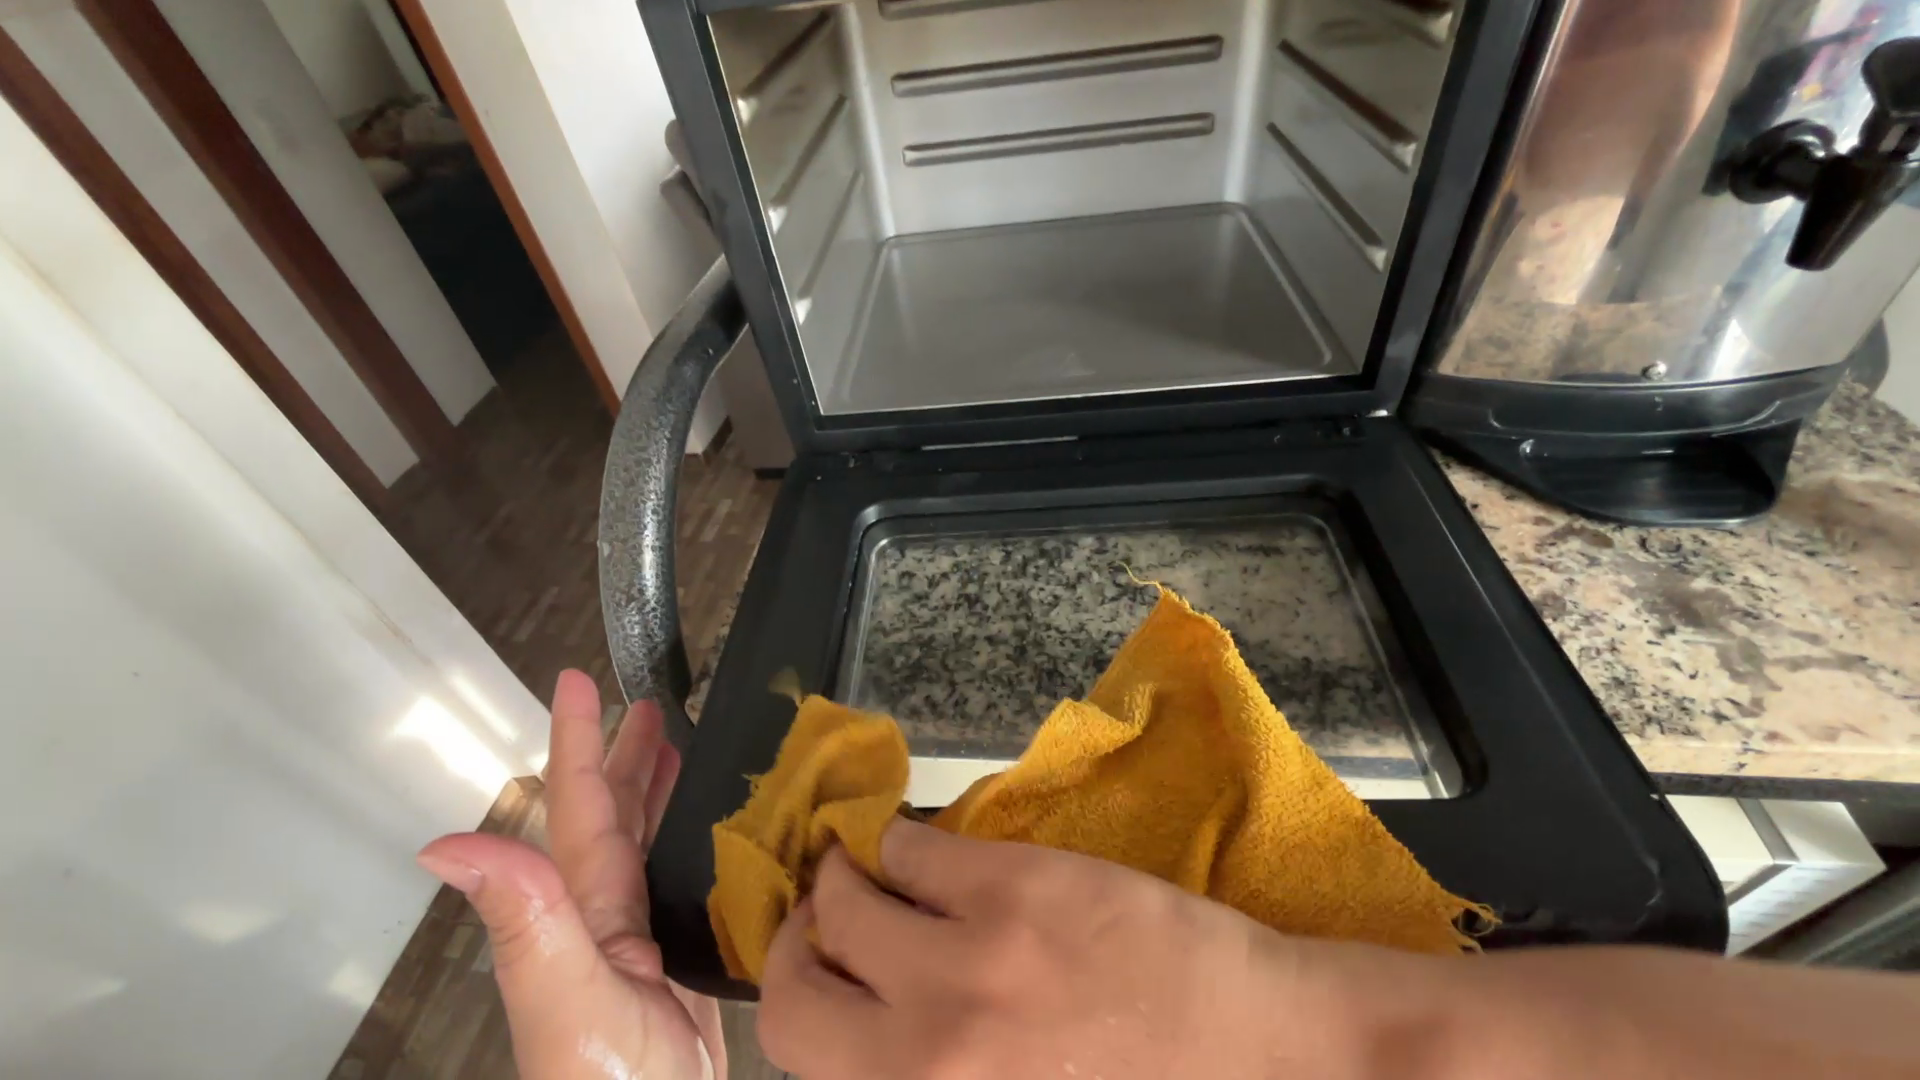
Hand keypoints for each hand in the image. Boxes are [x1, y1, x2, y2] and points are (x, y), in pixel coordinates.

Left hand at [417, 670, 723, 1079]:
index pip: (578, 805)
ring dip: (659, 788)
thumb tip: (442, 843)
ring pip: (647, 840)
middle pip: (613, 813)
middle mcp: (604, 912)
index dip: (577, 740)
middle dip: (625, 752)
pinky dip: (693, 838)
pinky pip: (682, 875)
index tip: (579, 678)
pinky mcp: (678, 956)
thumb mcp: (569, 999)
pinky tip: (714, 829)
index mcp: (581, 907)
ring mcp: (640, 935)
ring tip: (681, 745)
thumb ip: (527, 922)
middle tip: (652, 701)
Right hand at [756, 820, 1427, 1079]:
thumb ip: (931, 1074)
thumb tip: (871, 1022)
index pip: (794, 1051)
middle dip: (797, 941)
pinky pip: (915, 847)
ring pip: (844, 897)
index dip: (794, 996)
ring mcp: (970, 960)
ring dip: (842, 878)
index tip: (816, 968)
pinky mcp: (1016, 886)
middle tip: (824, 916)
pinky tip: (924, 849)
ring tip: (868, 869)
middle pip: (794, 985)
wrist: (1265, 1059)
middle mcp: (924, 1052)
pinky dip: (900, 843)